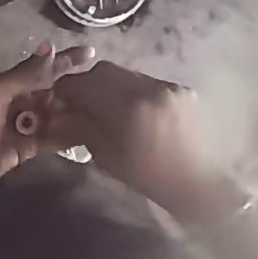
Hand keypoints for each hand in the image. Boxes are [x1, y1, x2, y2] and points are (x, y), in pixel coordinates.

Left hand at [0, 43, 96, 207]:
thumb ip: (26, 73)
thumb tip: (52, 47)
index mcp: (7, 84)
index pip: (41, 68)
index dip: (65, 61)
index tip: (91, 54)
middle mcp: (17, 102)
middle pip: (50, 92)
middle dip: (73, 89)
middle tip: (105, 88)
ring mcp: (21, 126)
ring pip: (53, 115)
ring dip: (73, 112)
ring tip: (104, 110)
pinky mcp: (25, 149)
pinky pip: (50, 139)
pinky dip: (66, 136)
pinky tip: (89, 133)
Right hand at [48, 61, 241, 221]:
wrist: (200, 187)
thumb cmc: (150, 180)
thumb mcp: (107, 157)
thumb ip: (81, 128)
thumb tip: (59, 112)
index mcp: (130, 106)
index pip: (85, 82)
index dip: (66, 89)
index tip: (57, 102)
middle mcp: (150, 87)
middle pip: (105, 71)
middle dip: (87, 85)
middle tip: (77, 104)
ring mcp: (168, 86)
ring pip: (126, 74)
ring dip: (110, 87)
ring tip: (105, 111)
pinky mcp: (181, 90)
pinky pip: (146, 83)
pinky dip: (132, 93)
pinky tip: (131, 113)